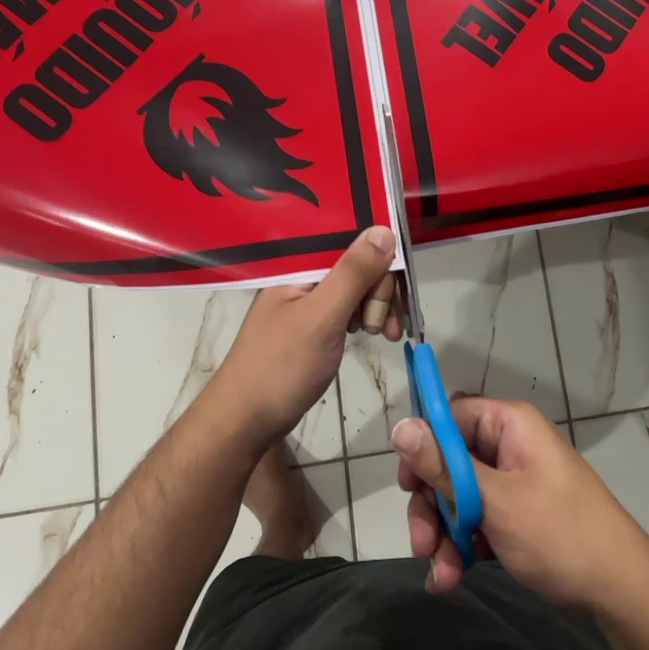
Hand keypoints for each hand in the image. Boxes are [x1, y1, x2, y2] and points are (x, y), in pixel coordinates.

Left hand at [210, 227, 398, 444]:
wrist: (246, 421)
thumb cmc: (281, 367)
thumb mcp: (322, 317)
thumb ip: (353, 273)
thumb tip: (383, 229)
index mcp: (298, 264)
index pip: (350, 240)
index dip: (380, 257)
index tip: (402, 284)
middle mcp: (302, 275)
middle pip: (356, 264)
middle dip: (381, 290)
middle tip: (388, 327)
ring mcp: (306, 301)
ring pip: (355, 288)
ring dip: (377, 307)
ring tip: (385, 336)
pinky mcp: (312, 324)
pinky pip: (346, 308)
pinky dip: (365, 319)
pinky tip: (374, 335)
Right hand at [393, 397, 648, 610]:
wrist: (619, 589)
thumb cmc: (558, 533)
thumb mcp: (494, 500)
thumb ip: (443, 466)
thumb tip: (400, 427)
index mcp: (510, 425)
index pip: (451, 416)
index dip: (424, 445)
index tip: (406, 482)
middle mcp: (510, 446)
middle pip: (449, 462)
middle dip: (431, 505)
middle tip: (420, 543)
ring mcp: (513, 483)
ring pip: (458, 498)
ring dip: (443, 536)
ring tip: (440, 574)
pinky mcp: (515, 517)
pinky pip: (475, 522)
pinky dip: (461, 548)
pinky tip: (450, 580)